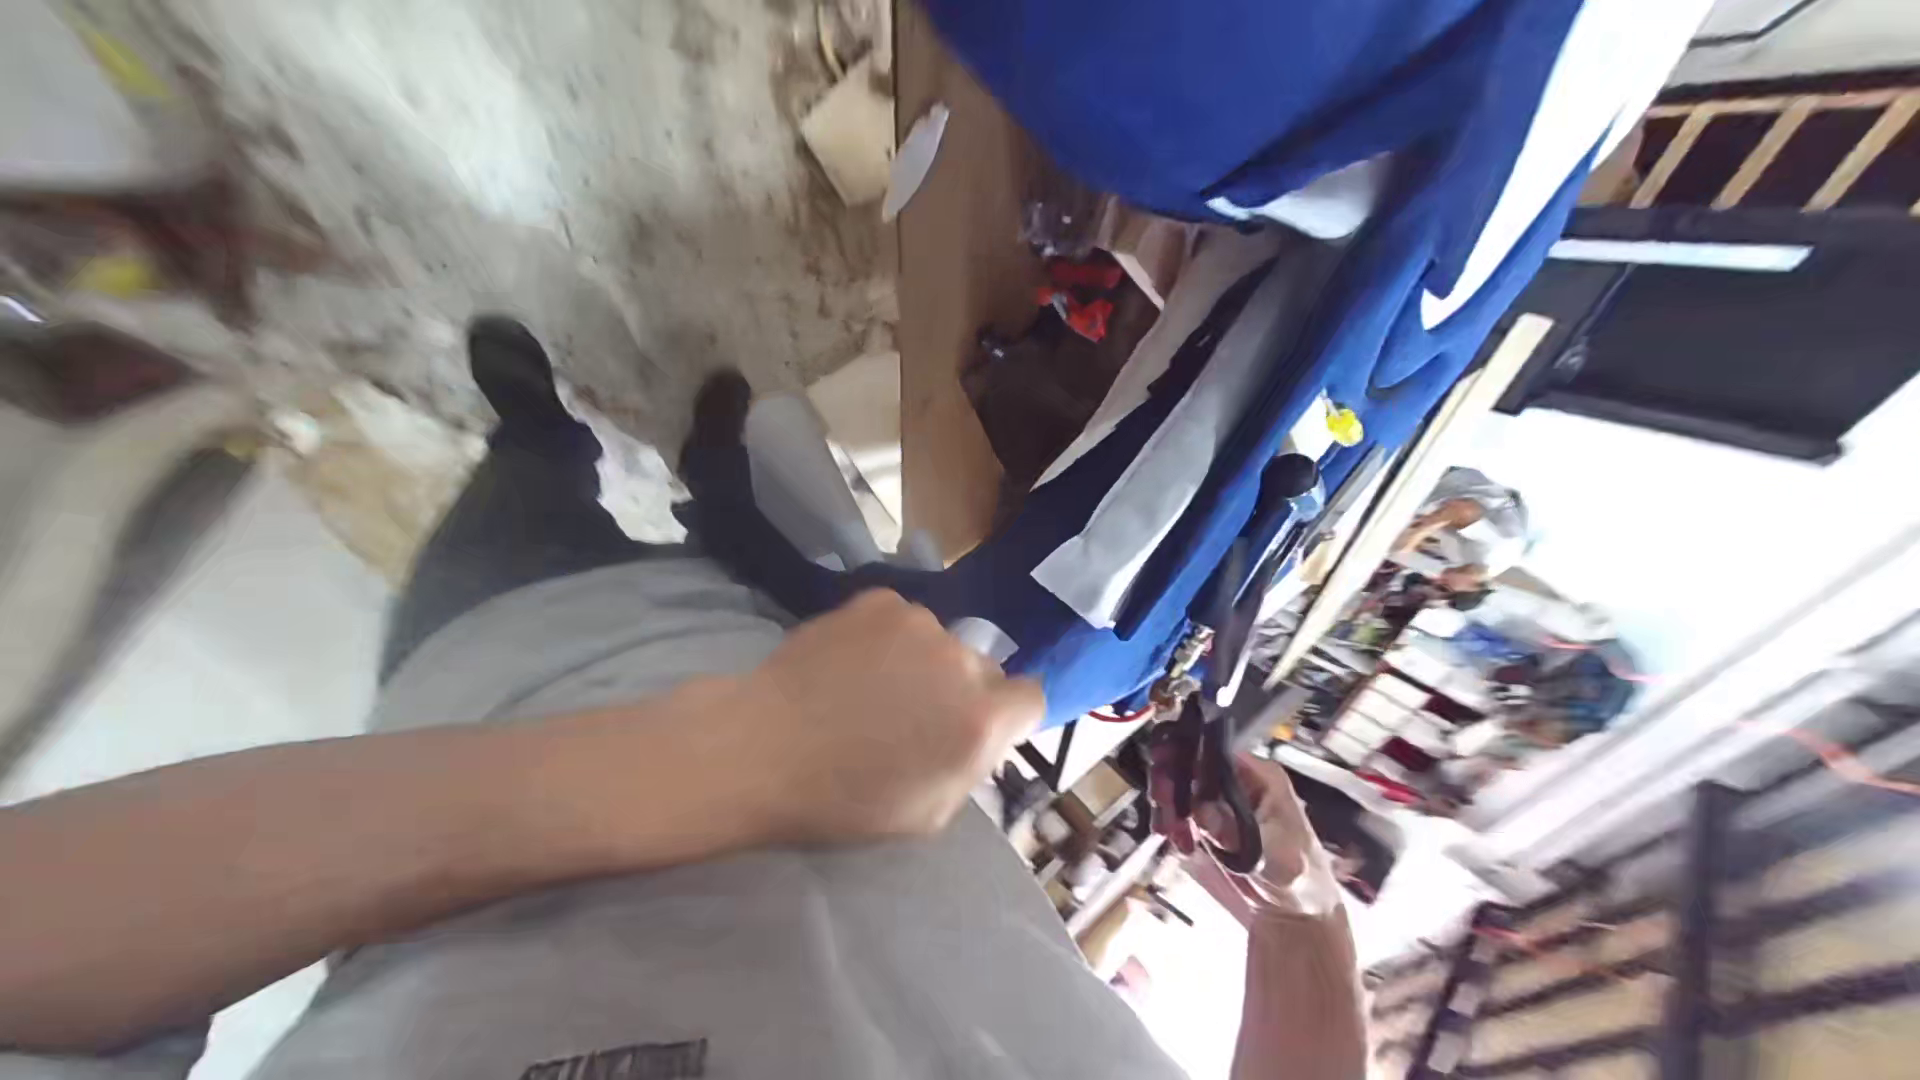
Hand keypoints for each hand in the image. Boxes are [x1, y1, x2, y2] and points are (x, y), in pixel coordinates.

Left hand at [721, 590, 1044, 844]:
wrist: (760, 746)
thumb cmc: (842, 798)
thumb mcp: (929, 815)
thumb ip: (972, 768)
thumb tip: (983, 736)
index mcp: (980, 719)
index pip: (1031, 697)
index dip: (1008, 715)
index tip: (976, 727)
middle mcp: (960, 660)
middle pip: (984, 667)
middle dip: (963, 689)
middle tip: (914, 712)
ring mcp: (918, 622)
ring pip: (940, 641)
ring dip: (923, 660)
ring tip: (872, 686)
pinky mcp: (879, 600)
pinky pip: (902, 619)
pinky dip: (888, 638)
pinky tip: (851, 662)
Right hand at [1151, 752, 1342, 918]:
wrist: (1295, 917)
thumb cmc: (1301, 881)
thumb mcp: (1278, 857)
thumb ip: (1238, 832)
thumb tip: (1201, 810)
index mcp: (1258, 776)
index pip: (1213, 751)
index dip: (1184, 754)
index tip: (1163, 769)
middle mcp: (1234, 781)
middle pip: (1189, 763)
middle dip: (1169, 780)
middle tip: (1162, 804)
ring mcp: (1218, 801)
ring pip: (1178, 785)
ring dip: (1167, 806)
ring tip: (1170, 833)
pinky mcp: (1205, 821)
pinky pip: (1178, 811)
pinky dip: (1171, 824)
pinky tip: (1180, 843)